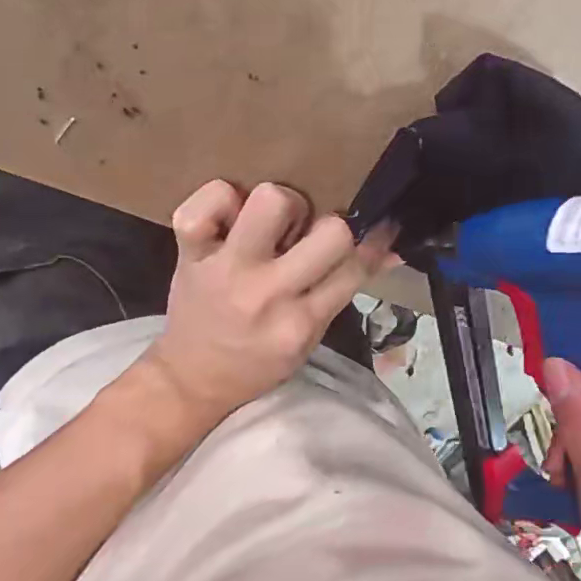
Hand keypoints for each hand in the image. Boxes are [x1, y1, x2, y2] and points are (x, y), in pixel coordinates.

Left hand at [139, 180, 397, 420]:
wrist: (191, 379)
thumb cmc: (255, 364)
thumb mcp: (307, 340)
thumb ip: (341, 293)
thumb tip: (390, 250)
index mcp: (300, 323)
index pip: (354, 266)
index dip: (371, 240)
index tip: (375, 226)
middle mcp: (266, 293)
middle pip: (329, 231)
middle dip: (326, 227)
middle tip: (304, 240)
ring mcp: (226, 270)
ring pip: (272, 200)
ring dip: (279, 205)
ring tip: (268, 226)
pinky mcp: (190, 255)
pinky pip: (204, 205)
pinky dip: (218, 202)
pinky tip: (227, 220)